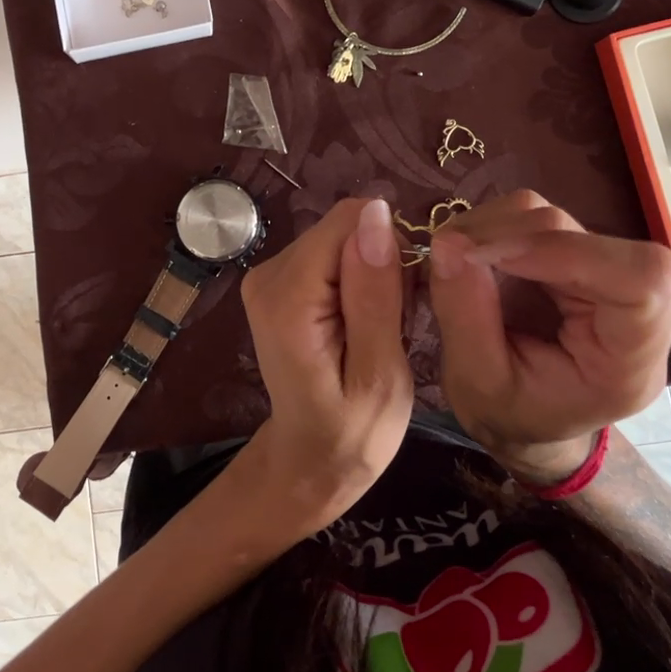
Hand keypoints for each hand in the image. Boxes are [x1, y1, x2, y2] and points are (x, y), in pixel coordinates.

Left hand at [233, 198, 413, 536]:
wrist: (310, 459)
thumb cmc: (354, 432)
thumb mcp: (380, 373)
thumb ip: (376, 292)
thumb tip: (376, 212)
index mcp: (287, 298)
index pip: (348, 223)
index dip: (389, 250)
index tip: (404, 301)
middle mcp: (266, 274)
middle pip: (343, 228)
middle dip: (381, 261)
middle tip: (394, 322)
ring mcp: (267, 275)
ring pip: (341, 238)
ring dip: (372, 272)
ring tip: (379, 327)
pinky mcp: (277, 280)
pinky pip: (331, 254)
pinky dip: (357, 279)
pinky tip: (363, 321)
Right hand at [428, 191, 670, 481]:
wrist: (526, 419)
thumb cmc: (511, 414)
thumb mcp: (478, 383)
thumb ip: (465, 315)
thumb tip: (447, 242)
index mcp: (629, 361)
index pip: (641, 279)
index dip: (569, 252)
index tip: (490, 256)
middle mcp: (633, 308)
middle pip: (592, 238)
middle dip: (512, 236)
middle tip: (451, 254)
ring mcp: (603, 273)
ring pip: (557, 219)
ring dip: (496, 226)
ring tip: (454, 257)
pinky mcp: (575, 253)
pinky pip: (536, 219)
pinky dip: (494, 226)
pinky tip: (470, 255)